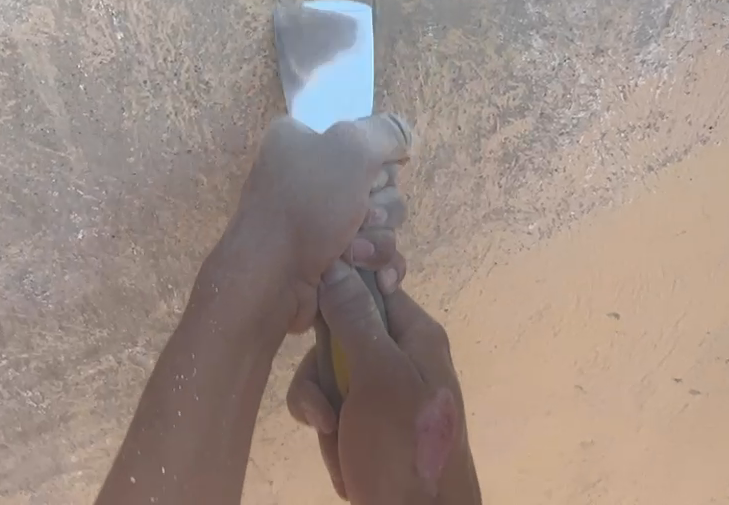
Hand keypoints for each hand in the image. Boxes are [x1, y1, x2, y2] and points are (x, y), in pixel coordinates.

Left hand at [224, 115, 411, 333]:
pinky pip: (373, 252)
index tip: (372, 174)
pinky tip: (376, 276)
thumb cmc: (306, 205)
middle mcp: (308, 174)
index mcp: (301, 139)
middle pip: (377, 181)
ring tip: (356, 252)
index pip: (361, 137)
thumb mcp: (349, 148)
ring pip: (380, 219)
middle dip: (381, 204)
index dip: (376, 159)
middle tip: (364, 216)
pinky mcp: (329, 254)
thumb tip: (402, 135)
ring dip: (378, 237)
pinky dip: (378, 262)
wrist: (271, 280)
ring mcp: (318, 217)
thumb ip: (384, 132)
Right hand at [286, 267, 478, 503]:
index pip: (371, 284)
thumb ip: (353, 317)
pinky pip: (333, 410)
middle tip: (329, 406)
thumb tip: (336, 261)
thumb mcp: (377, 376)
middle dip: (324, 372)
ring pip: (329, 374)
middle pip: (340, 332)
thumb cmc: (405, 451)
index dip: (339, 290)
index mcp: (416, 336)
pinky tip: (345, 465)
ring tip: (337, 442)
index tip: (313, 307)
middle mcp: (402, 358)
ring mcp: (385, 395)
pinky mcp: (370, 428)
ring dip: (324, 410)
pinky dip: (331, 437)